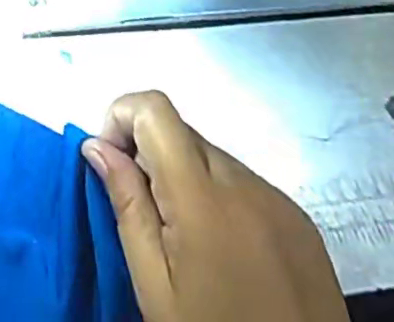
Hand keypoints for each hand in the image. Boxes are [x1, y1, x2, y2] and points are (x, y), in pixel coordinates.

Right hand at [82, 91, 348, 321]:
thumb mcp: (154, 285)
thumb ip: (127, 205)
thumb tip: (97, 145)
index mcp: (202, 193)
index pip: (156, 108)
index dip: (122, 119)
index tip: (111, 164)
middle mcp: (243, 178)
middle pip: (182, 132)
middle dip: (149, 156)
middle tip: (143, 216)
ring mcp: (275, 193)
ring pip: (212, 156)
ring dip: (185, 180)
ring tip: (184, 244)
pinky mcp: (296, 213)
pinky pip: (243, 182)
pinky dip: (220, 198)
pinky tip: (222, 251)